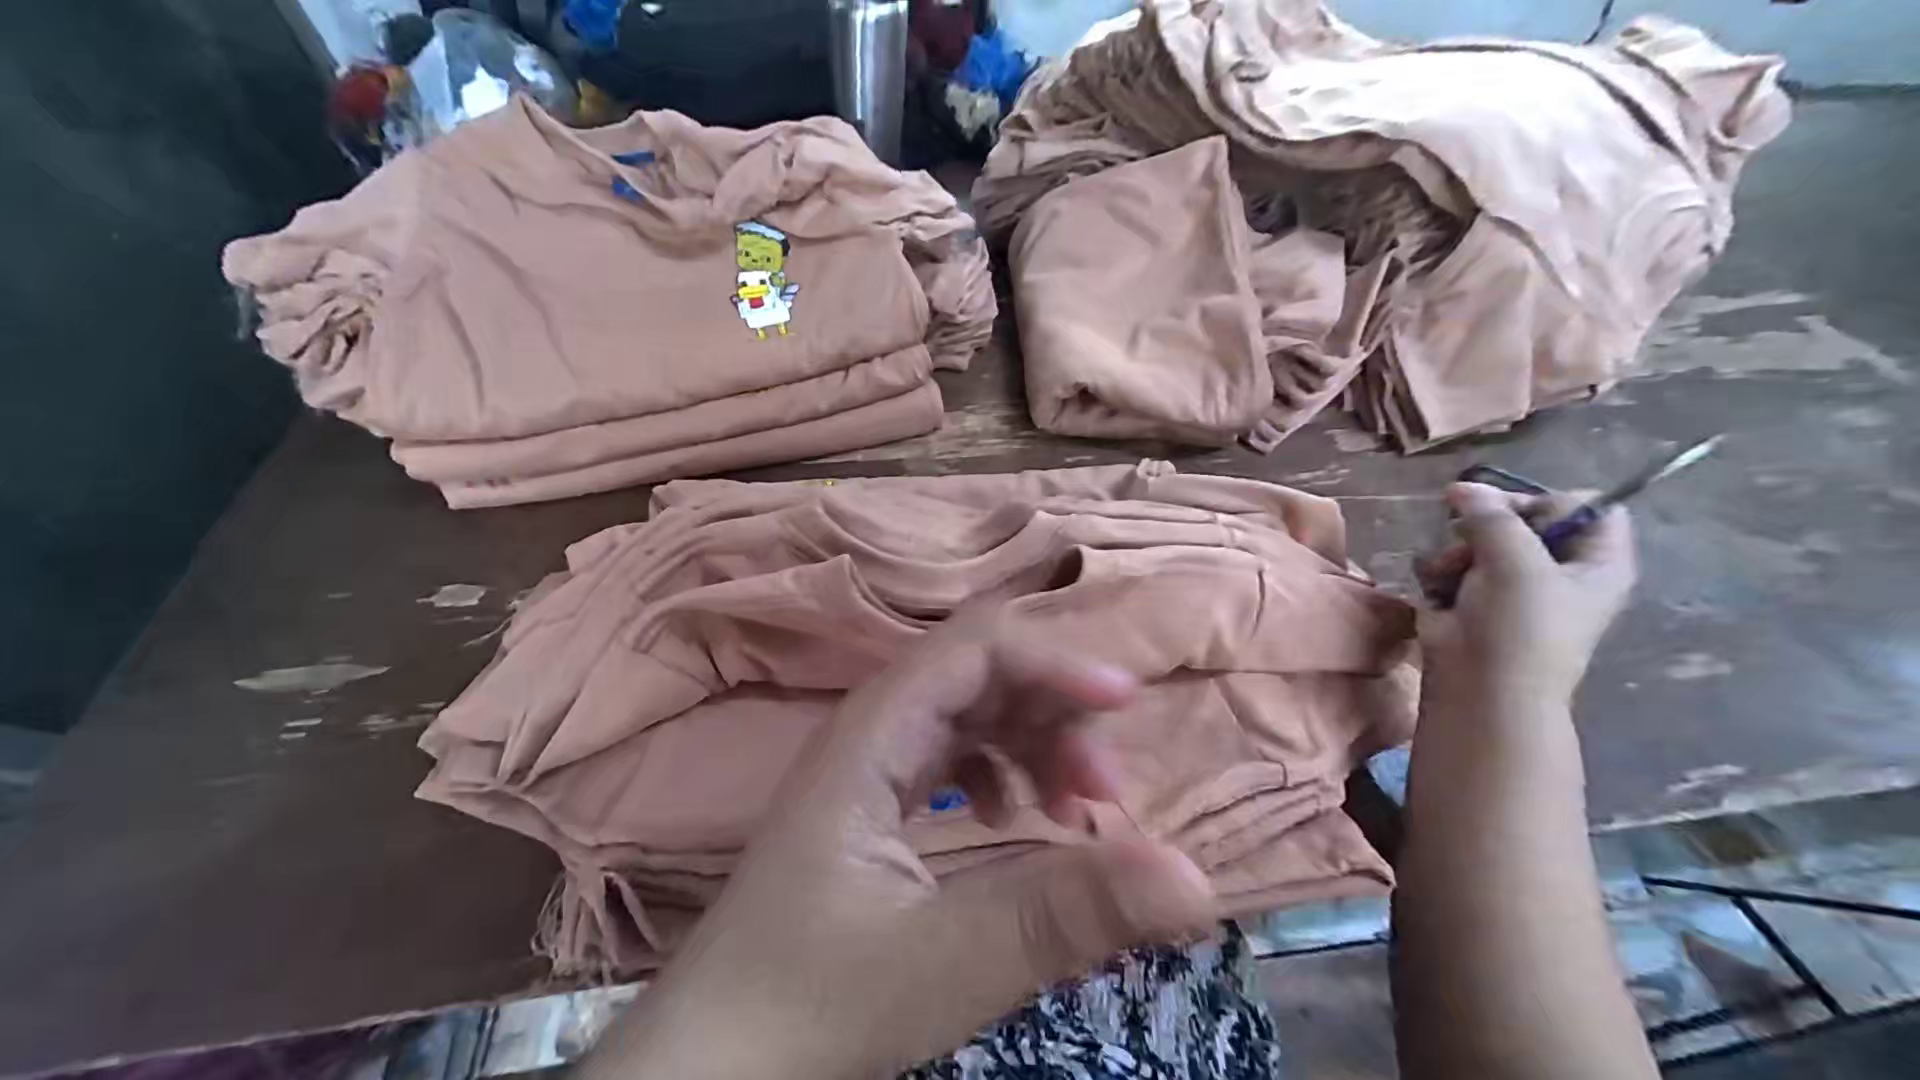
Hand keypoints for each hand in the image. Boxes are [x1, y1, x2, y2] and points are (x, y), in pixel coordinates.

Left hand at [579, 609, 1217, 1079]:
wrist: (715, 1055)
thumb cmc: (812, 1001)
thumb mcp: (945, 962)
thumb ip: (1062, 914)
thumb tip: (1192, 879)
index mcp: (874, 733)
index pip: (973, 648)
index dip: (1052, 659)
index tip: (1126, 704)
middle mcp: (873, 729)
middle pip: (980, 673)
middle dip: (1054, 710)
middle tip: (1105, 789)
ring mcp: (874, 764)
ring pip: (973, 712)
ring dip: (1035, 742)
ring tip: (1073, 810)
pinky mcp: (880, 800)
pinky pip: (956, 754)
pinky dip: (1004, 771)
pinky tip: (1019, 818)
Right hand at [1416, 482, 1636, 703]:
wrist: (1478, 685)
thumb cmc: (1518, 628)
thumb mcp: (1516, 564)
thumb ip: (1492, 518)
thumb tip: (1461, 487)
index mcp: (1597, 561)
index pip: (1582, 506)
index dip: (1542, 501)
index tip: (1503, 511)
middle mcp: (1559, 569)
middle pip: (1524, 519)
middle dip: (1486, 526)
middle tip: (1462, 533)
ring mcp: (1513, 584)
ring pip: (1479, 540)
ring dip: (1456, 552)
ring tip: (1447, 573)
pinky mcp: (1472, 597)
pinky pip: (1454, 564)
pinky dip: (1441, 572)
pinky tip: (1435, 587)